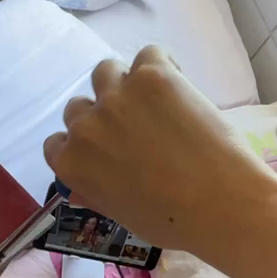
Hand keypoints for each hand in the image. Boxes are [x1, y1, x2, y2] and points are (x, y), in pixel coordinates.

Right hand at [43, 45, 276, 256]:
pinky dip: (162, 66)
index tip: (103, 149)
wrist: (220, 204)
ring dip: (122, 82)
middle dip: (102, 115)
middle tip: (134, 128)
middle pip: (78, 106)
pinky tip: (179, 87)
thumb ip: (95, 193)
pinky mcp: (152, 76)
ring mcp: (115, 97)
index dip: (81, 144)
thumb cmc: (171, 222)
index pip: (56, 143)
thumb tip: (80, 190)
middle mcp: (84, 127)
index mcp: (71, 164)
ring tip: (151, 99)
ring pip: (105, 71)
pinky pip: (149, 55)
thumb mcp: (120, 214)